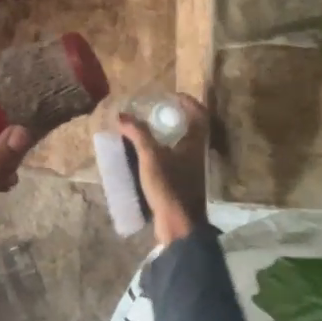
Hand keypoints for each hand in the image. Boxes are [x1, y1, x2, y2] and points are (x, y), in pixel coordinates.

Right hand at [118, 93, 209, 246]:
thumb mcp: (151, 157)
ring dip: (165, 137)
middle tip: (153, 113)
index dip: (188, 102)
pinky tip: (142, 157)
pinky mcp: (181, 184)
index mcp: (195, 144)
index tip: (172, 95)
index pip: (199, 115)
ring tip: (143, 132)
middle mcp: (196, 155)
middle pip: (190, 130)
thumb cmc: (170, 186)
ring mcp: (190, 171)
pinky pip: (172, 160)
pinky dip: (160, 153)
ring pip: (180, 146)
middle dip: (173, 119)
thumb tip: (122, 115)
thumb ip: (138, 134)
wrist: (180, 225)